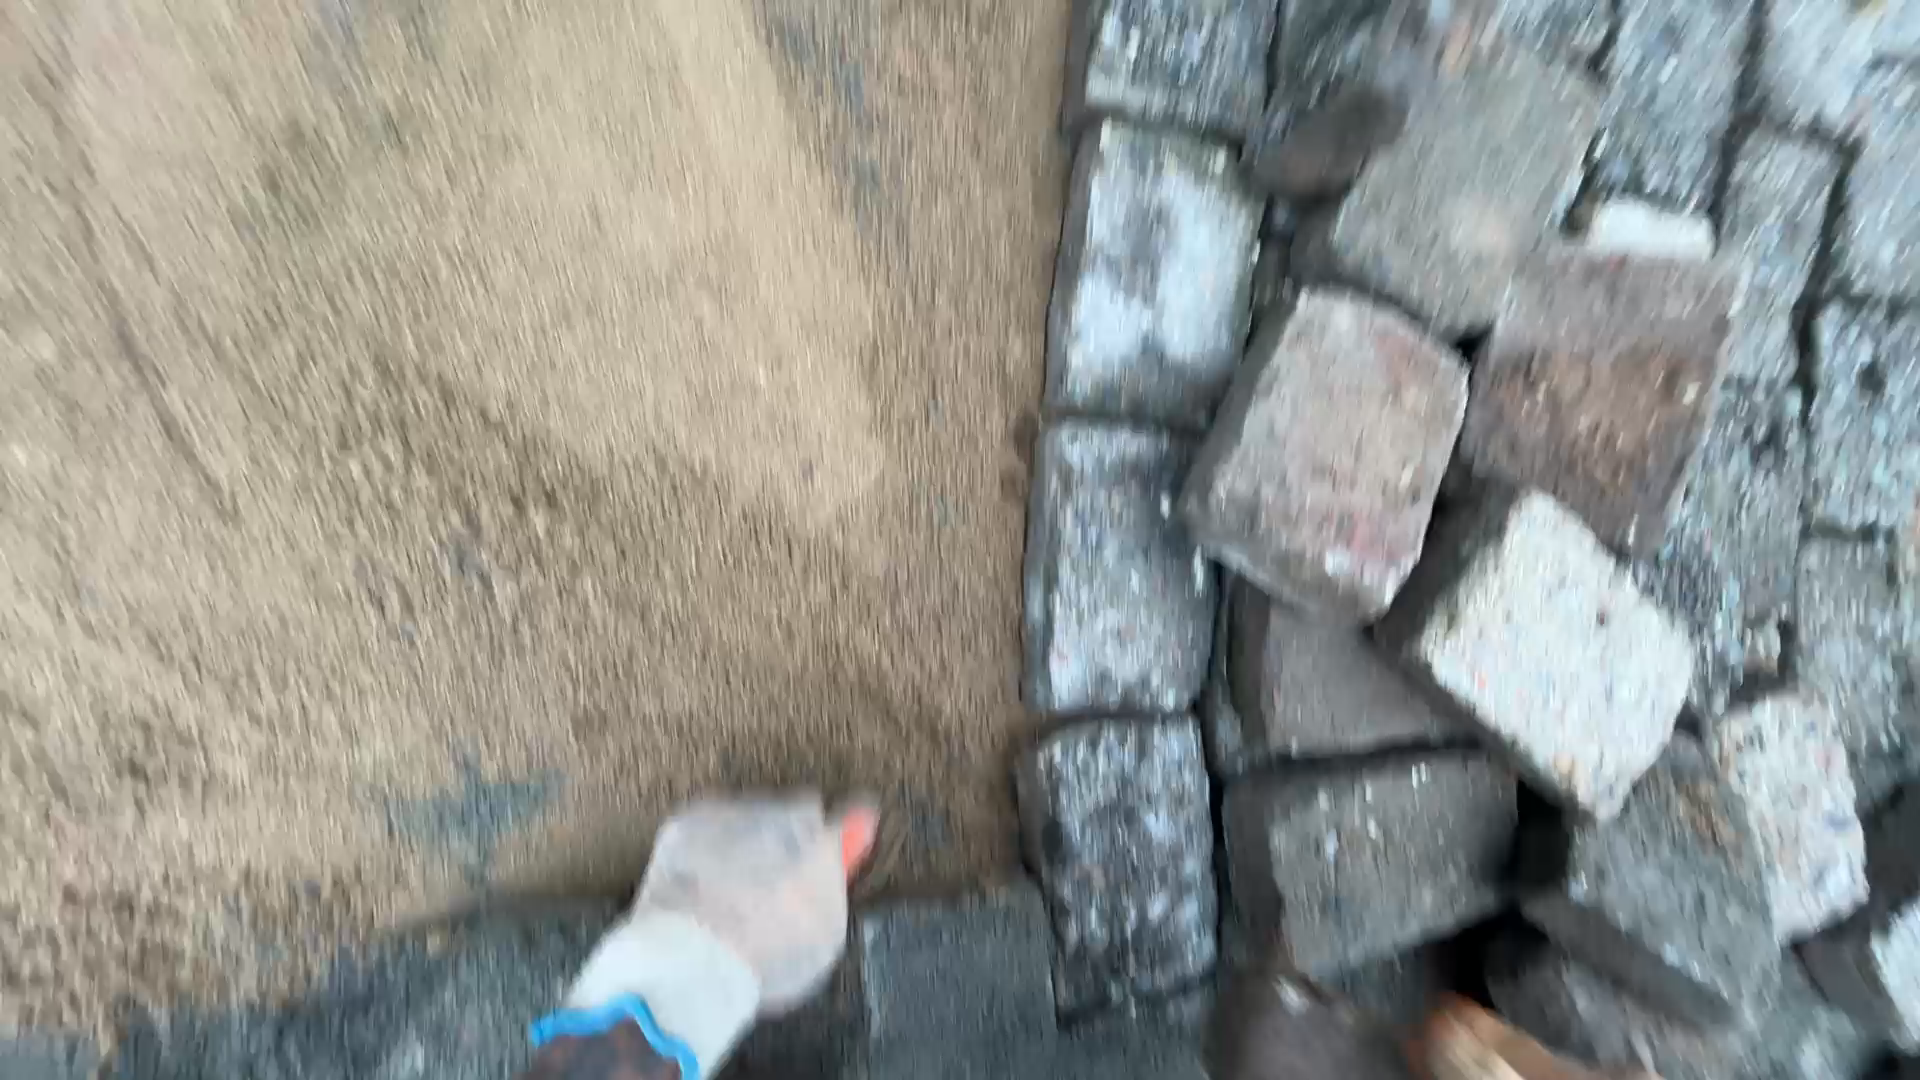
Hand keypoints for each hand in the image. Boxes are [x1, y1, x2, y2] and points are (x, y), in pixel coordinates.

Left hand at [552, 793, 878, 1079]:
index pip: (850, 814)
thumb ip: (835, 888)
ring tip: (733, 897)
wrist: (695, 960)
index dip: (843, 833)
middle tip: (776, 884)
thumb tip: (842, 859)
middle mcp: (781, 813)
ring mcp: (732, 814)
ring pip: (749, 820)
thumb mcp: (824, 935)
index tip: (840, 841)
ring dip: (746, 844)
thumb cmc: (765, 955)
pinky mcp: (688, 822)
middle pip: (794, 816)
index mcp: (823, 839)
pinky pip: (706, 829)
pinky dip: (705, 850)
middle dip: (788, 840)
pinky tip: (703, 889)